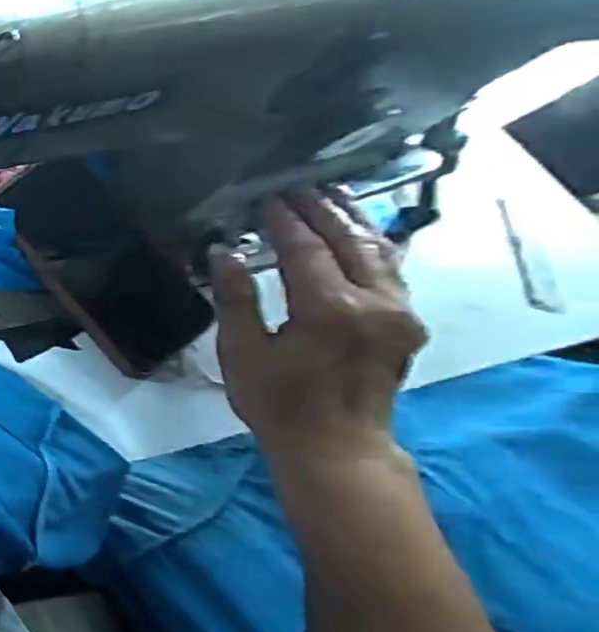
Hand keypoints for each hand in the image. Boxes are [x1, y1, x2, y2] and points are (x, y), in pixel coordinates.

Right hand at [210, 192, 427, 463]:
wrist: (332, 441)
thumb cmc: (274, 400)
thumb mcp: (241, 351)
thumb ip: (236, 299)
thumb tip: (223, 254)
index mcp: (329, 309)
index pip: (307, 252)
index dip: (287, 223)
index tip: (269, 200)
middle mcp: (375, 303)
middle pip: (350, 244)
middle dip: (324, 213)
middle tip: (300, 189)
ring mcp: (399, 313)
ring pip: (380, 254)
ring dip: (353, 224)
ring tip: (332, 200)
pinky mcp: (407, 323)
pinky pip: (391, 272)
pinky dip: (371, 248)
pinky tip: (358, 238)